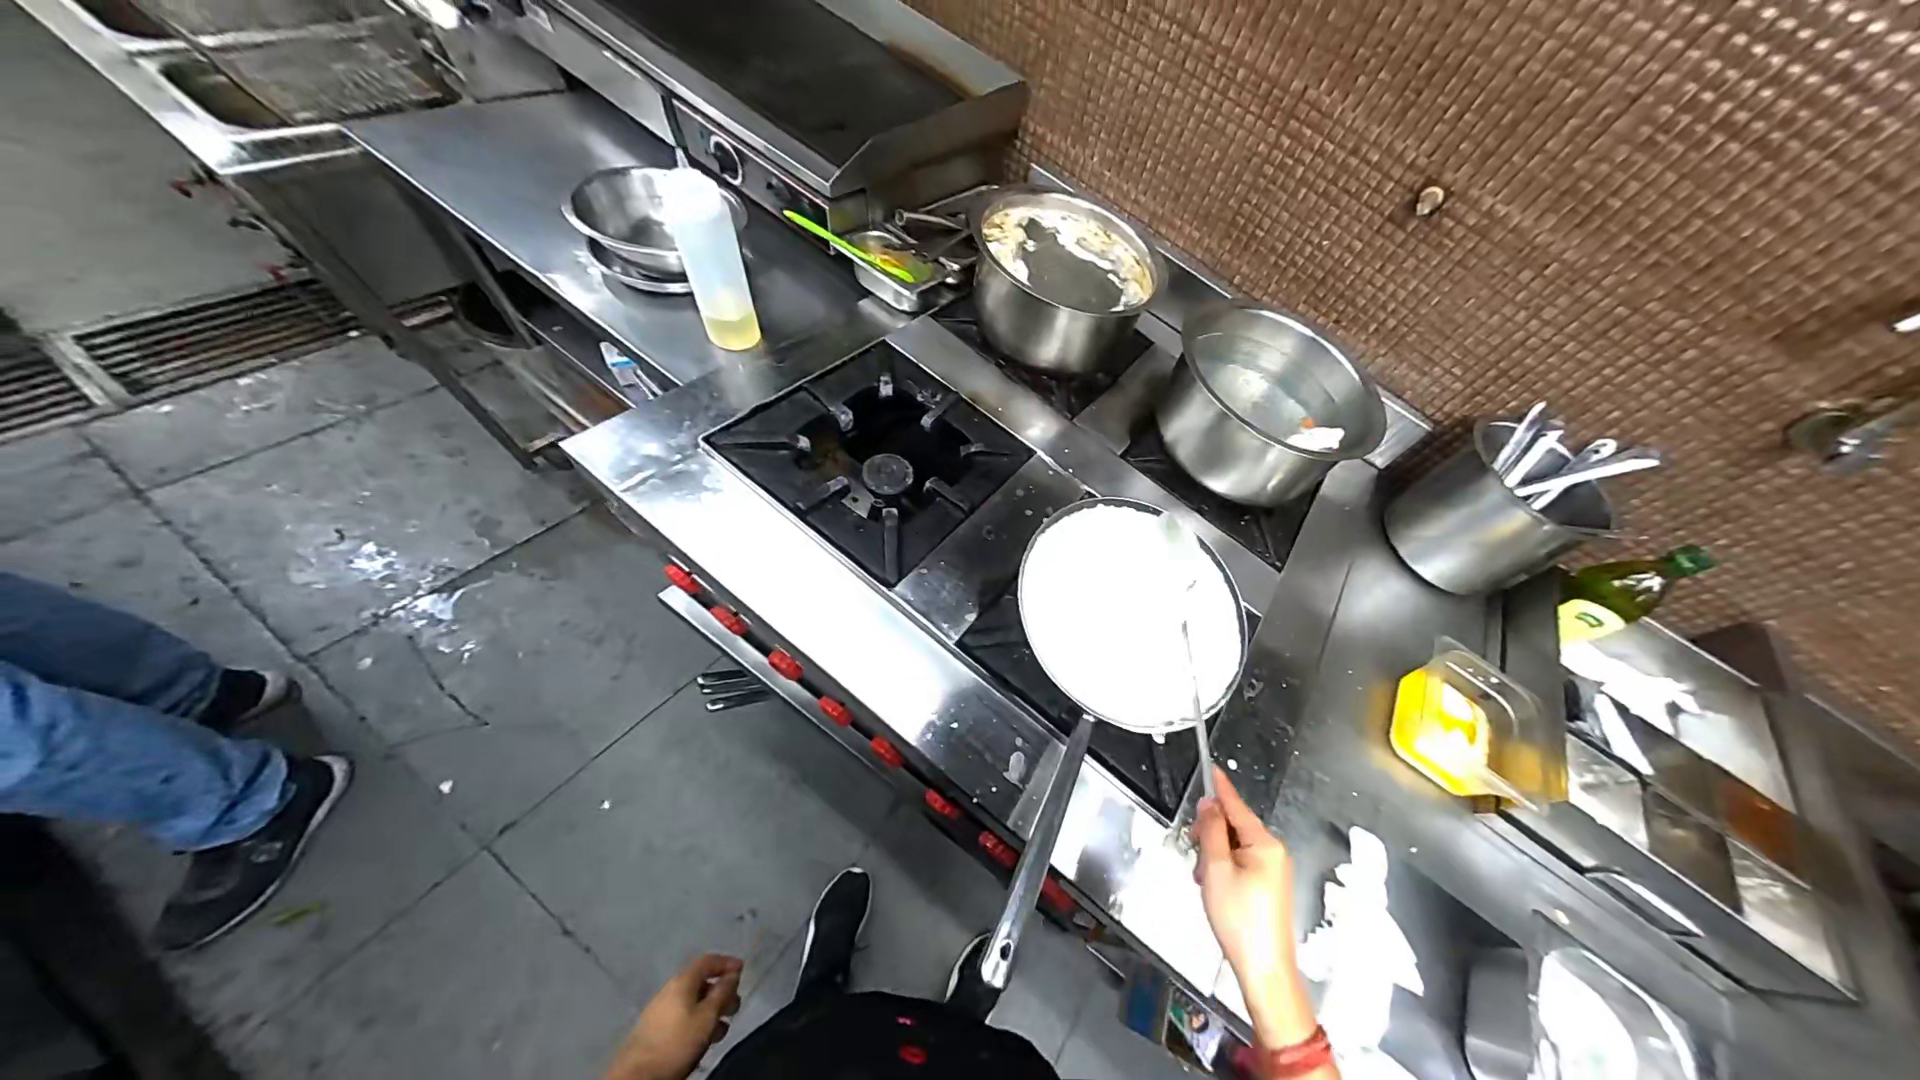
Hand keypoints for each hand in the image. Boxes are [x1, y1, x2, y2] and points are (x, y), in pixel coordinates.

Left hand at [603, 953, 742, 1079]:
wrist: (635, 1077)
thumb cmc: (677, 1042)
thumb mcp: (707, 1016)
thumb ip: (722, 992)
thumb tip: (733, 974)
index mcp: (682, 981)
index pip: (708, 961)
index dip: (727, 963)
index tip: (743, 971)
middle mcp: (670, 990)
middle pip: (701, 982)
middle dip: (722, 992)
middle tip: (734, 1007)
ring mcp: (660, 1010)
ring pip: (693, 1002)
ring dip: (711, 1011)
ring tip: (721, 1031)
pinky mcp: (654, 1030)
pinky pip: (683, 1017)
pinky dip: (698, 1022)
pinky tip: (702, 1039)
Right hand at [1194, 767, 1316, 1049]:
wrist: (1264, 968)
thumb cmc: (1240, 919)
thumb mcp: (1215, 868)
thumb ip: (1211, 831)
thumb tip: (1210, 805)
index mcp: (1264, 844)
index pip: (1236, 806)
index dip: (1220, 788)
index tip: (1212, 769)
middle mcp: (1274, 853)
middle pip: (1234, 825)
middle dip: (1209, 833)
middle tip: (1195, 851)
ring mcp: (1273, 870)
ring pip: (1234, 846)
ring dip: (1213, 855)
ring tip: (1204, 879)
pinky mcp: (1269, 886)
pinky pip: (1240, 862)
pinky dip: (1223, 868)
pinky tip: (1213, 887)